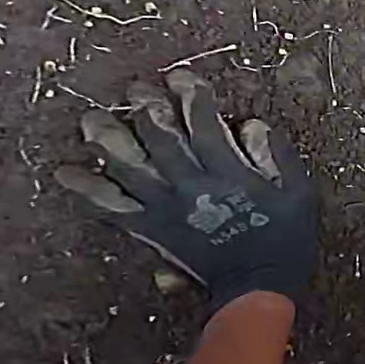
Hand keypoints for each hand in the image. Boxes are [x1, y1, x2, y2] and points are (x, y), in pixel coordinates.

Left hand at [55, 70, 317, 307]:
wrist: (256, 286)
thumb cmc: (284, 235)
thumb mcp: (298, 191)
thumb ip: (276, 155)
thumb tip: (250, 123)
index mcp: (230, 173)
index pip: (204, 125)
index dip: (191, 97)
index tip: (180, 77)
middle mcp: (192, 186)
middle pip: (161, 140)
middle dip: (147, 109)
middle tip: (135, 88)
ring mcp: (167, 208)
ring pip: (130, 169)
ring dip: (108, 142)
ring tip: (91, 120)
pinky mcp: (152, 228)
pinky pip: (113, 208)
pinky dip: (89, 190)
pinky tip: (66, 173)